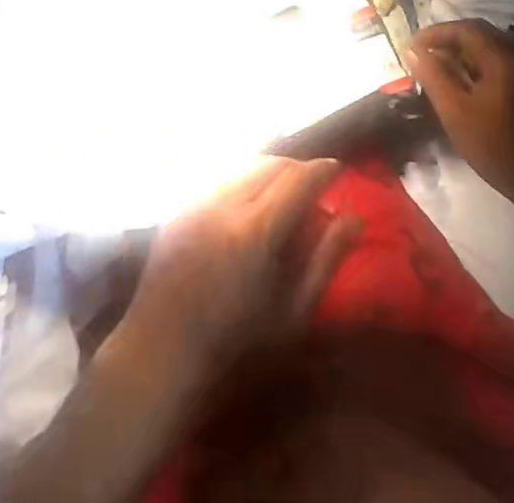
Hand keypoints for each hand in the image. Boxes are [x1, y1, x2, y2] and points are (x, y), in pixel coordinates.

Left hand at [118, 157, 360, 382]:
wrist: (161, 350)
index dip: (322, 169)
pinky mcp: (179, 210)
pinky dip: (241, 180)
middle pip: (270, 163)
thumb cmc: (236, 341)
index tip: (337, 169)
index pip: (298, 179)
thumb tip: (353, 217)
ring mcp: (197, 204)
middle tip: (313, 182)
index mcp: (258, 228)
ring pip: (242, 167)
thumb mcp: (294, 311)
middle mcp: (225, 204)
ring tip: (283, 190)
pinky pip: (218, 180)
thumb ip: (326, 259)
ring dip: (269, 169)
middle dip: (297, 166)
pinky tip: (247, 203)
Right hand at [406, 19, 513, 199]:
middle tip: (422, 54)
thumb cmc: (493, 145)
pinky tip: (461, 78)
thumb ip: (432, 74)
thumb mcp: (453, 110)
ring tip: (436, 66)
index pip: (466, 29)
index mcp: (504, 57)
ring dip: (463, 52)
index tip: (412, 45)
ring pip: (491, 46)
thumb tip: (412, 50)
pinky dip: (479, 62)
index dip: (436, 33)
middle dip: (448, 41)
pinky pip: (502, 60)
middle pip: (480, 34)